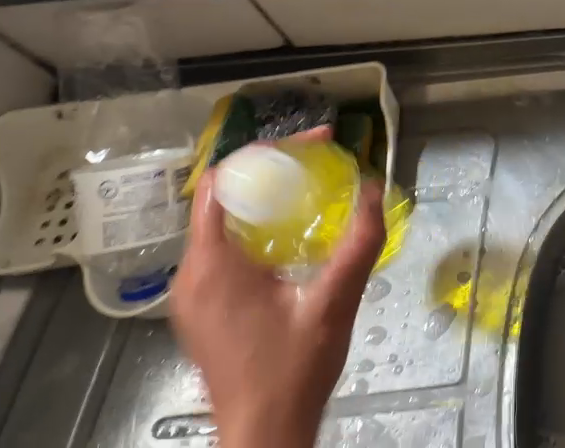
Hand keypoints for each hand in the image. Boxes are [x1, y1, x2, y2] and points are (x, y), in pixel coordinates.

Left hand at [171, 166, 385, 447]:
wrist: (263, 433)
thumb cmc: (292, 368)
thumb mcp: (334, 302)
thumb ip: (358, 243)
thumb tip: (374, 187)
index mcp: (211, 266)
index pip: (223, 183)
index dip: (267, 152)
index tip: (313, 145)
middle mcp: (190, 274)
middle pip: (223, 198)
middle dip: (273, 170)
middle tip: (321, 161)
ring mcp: (191, 295)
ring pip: (222, 223)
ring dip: (265, 199)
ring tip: (313, 190)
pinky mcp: (202, 309)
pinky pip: (224, 249)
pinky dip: (257, 228)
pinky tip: (293, 236)